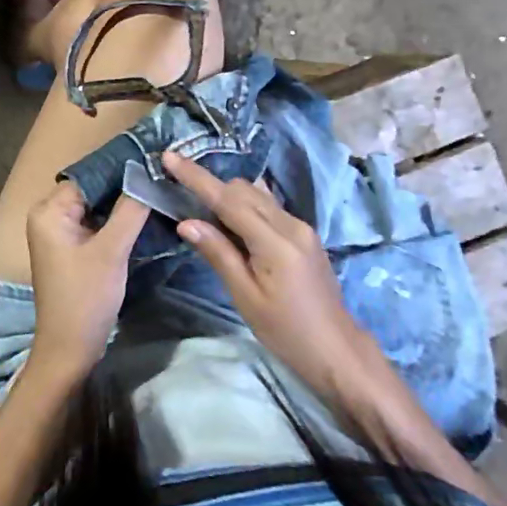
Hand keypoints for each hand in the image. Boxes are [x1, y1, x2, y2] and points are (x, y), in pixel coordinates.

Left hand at [23, 182, 151, 381]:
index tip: (155, 160)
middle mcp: (49, 215)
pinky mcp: (72, 247)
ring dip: (123, 200)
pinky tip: (144, 212)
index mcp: (49, 211)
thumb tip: (149, 172)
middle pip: (93, 188)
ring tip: (158, 188)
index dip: (121, 167)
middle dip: (124, 183)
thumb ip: (130, 209)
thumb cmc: (86, 299)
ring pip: (97, 205)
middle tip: (162, 174)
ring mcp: (59, 232)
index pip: (90, 175)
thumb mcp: (111, 251)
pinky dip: (117, 218)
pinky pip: (96, 221)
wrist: (69, 350)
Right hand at [161, 151, 390, 406]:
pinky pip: (268, 207)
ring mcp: (301, 227)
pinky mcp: (303, 234)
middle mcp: (291, 224)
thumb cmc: (286, 331)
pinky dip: (245, 207)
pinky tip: (231, 224)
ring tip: (201, 207)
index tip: (170, 156)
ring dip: (228, 195)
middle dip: (211, 186)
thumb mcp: (246, 297)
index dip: (197, 177)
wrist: (336, 348)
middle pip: (243, 190)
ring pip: (257, 195)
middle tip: (179, 192)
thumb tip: (186, 222)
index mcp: (275, 242)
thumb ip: (218, 254)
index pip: (228, 200)